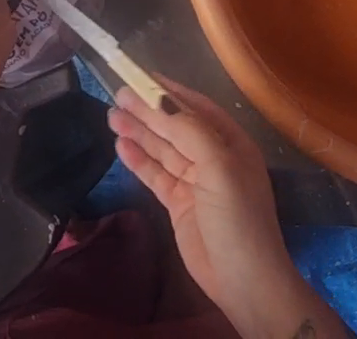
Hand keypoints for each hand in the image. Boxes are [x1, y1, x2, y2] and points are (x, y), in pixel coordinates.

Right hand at [110, 77, 349, 338]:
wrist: (244, 281)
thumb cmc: (238, 217)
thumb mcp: (219, 166)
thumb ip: (190, 132)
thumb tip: (160, 104)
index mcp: (231, 143)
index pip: (197, 107)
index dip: (170, 91)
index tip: (142, 76)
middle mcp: (213, 157)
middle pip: (175, 127)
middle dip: (148, 111)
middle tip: (118, 95)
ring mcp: (194, 181)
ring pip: (162, 149)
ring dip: (139, 132)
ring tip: (112, 116)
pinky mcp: (178, 203)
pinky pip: (155, 174)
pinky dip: (138, 159)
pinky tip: (120, 146)